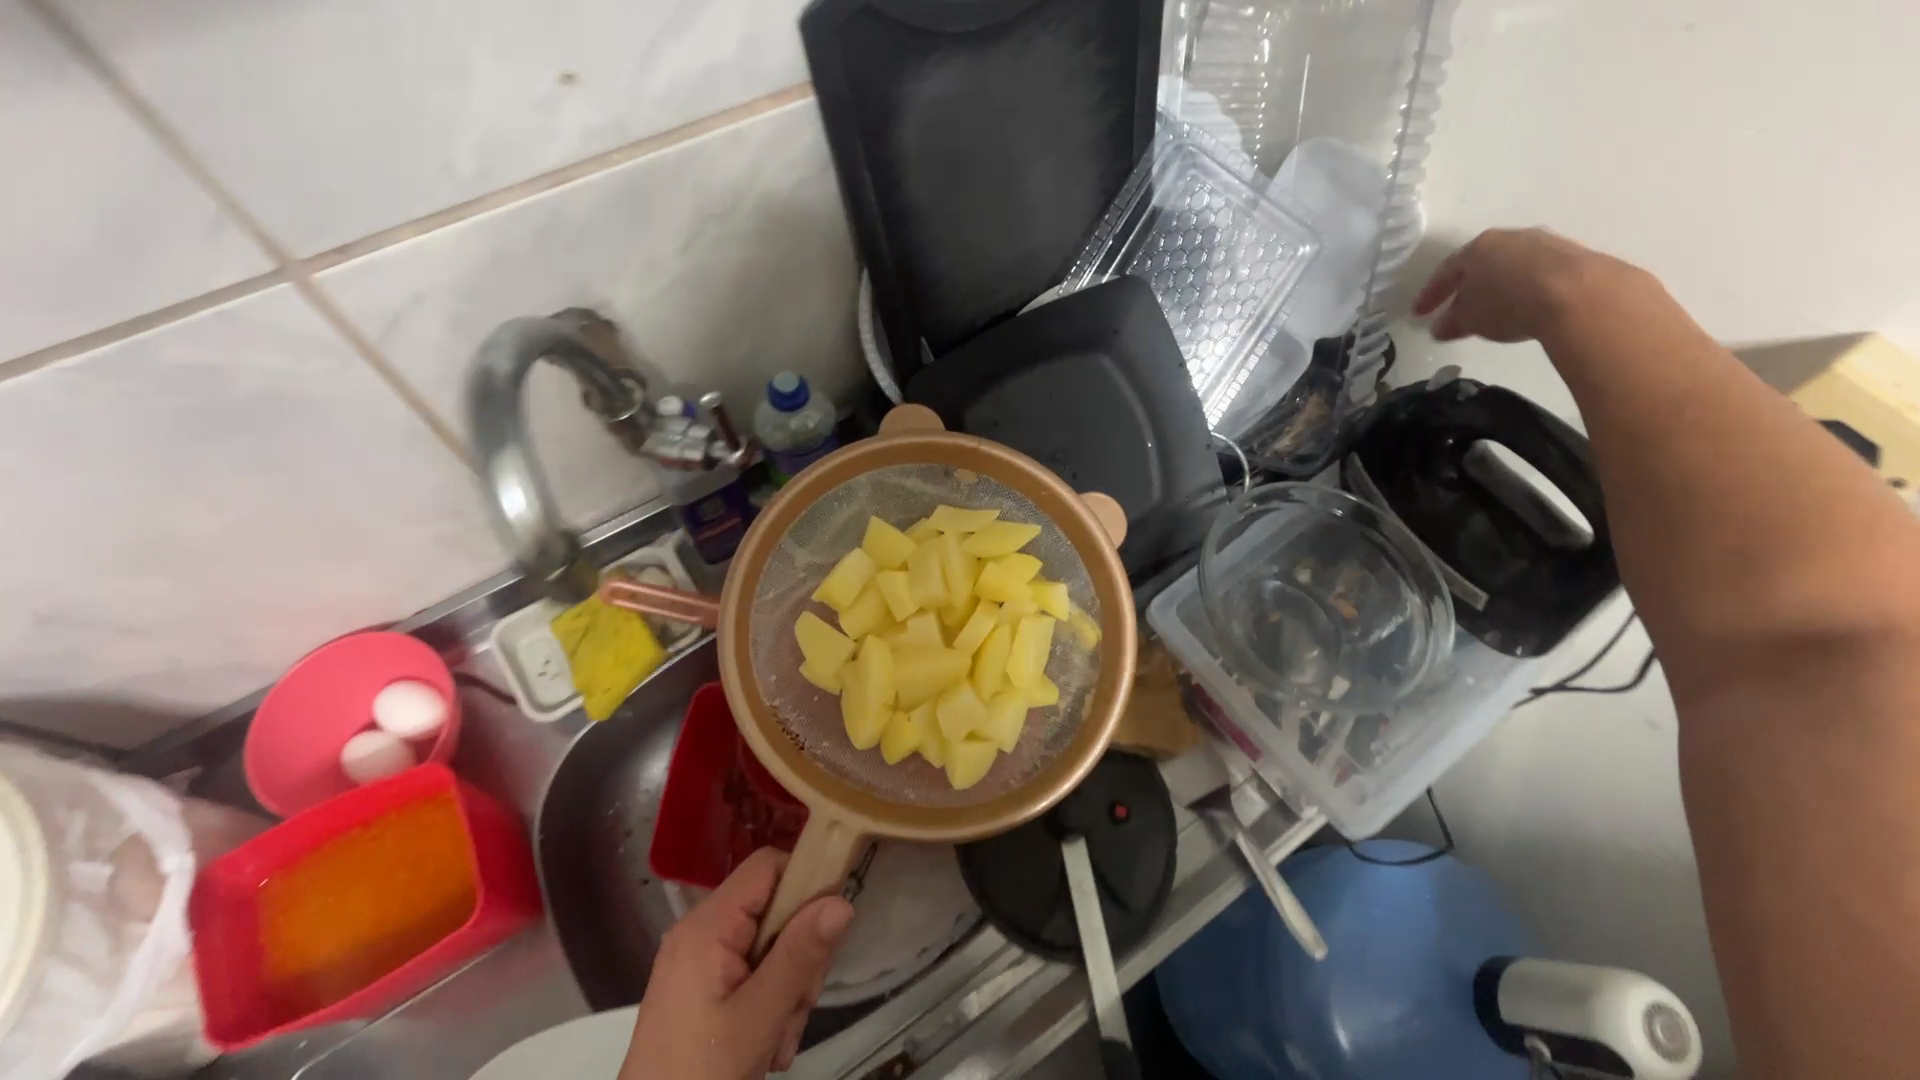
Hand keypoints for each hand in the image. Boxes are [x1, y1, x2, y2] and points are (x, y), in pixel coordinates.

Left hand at [621, 849, 855, 1078]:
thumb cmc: (701, 1075)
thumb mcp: (759, 1017)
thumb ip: (800, 956)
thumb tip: (842, 901)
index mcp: (708, 926)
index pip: (767, 866)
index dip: (805, 881)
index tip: (832, 923)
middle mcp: (702, 932)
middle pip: (775, 909)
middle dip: (799, 955)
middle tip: (799, 1002)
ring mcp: (700, 962)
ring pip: (771, 947)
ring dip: (788, 989)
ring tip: (778, 1037)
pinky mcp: (702, 990)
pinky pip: (753, 975)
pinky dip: (770, 1005)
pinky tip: (766, 1046)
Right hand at [1412, 227, 1653, 343]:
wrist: (1579, 295)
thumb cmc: (1509, 303)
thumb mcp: (1471, 320)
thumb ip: (1451, 323)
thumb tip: (1440, 327)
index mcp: (1478, 248)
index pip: (1445, 271)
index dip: (1430, 295)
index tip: (1419, 314)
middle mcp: (1510, 238)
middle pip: (1480, 265)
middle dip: (1466, 289)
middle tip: (1456, 311)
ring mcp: (1545, 243)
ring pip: (1511, 267)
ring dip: (1498, 288)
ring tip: (1492, 312)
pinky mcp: (1573, 256)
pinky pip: (1537, 273)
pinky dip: (1525, 289)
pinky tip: (1524, 307)